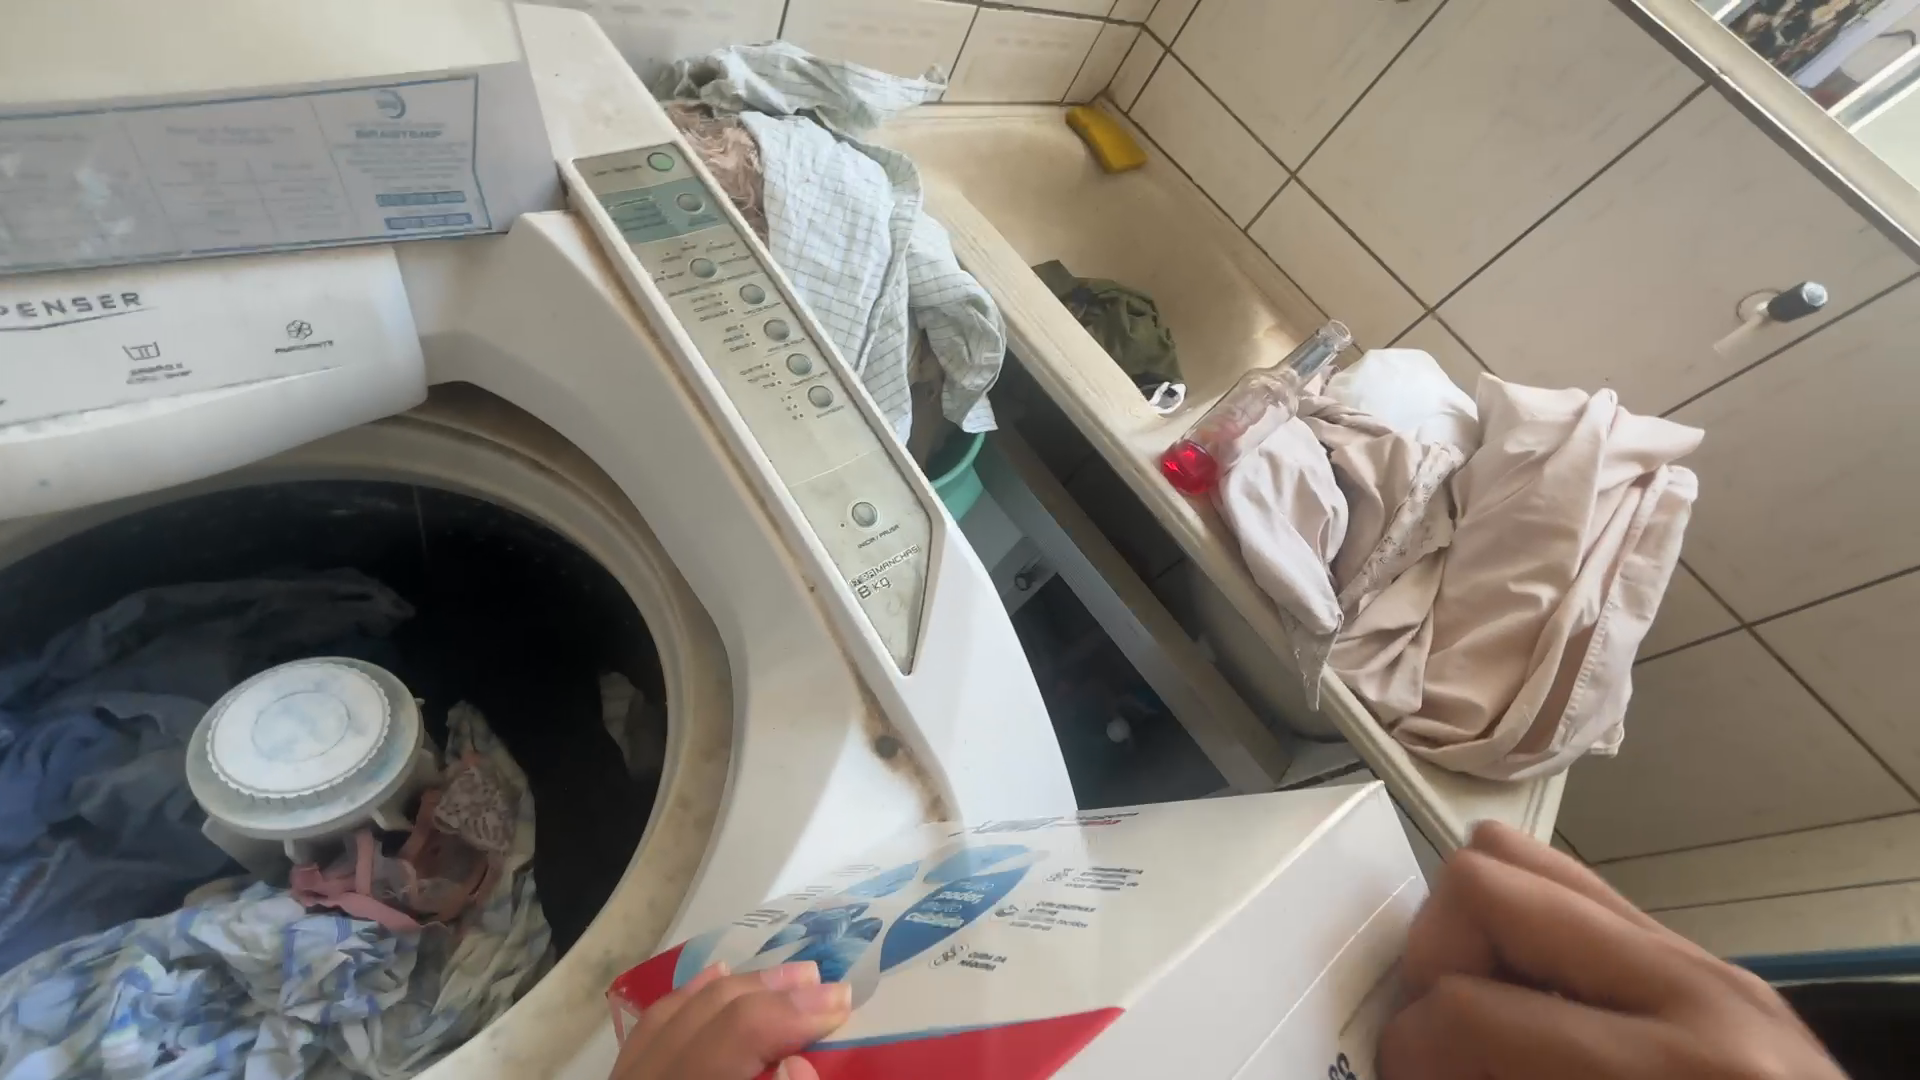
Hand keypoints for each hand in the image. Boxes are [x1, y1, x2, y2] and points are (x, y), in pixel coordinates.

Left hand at [611, 961, 851, 1079]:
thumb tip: (799, 1063)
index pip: (737, 1034)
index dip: (793, 1014)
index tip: (842, 1004)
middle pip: (709, 1016)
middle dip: (776, 994)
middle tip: (830, 988)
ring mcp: (624, 1079)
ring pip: (679, 1012)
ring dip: (742, 988)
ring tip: (793, 979)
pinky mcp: (619, 1079)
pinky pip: (651, 1027)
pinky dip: (692, 997)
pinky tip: (722, 977)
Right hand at [1380, 822, 1845, 1079]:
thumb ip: (1491, 1069)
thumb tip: (1406, 1056)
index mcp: (1682, 1070)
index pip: (1470, 1005)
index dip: (1410, 1047)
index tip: (1401, 1071)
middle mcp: (1700, 991)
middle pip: (1481, 886)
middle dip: (1429, 960)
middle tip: (1431, 1027)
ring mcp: (1706, 964)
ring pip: (1517, 856)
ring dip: (1467, 925)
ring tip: (1471, 994)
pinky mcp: (1703, 961)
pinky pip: (1566, 887)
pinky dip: (1518, 924)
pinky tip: (1524, 989)